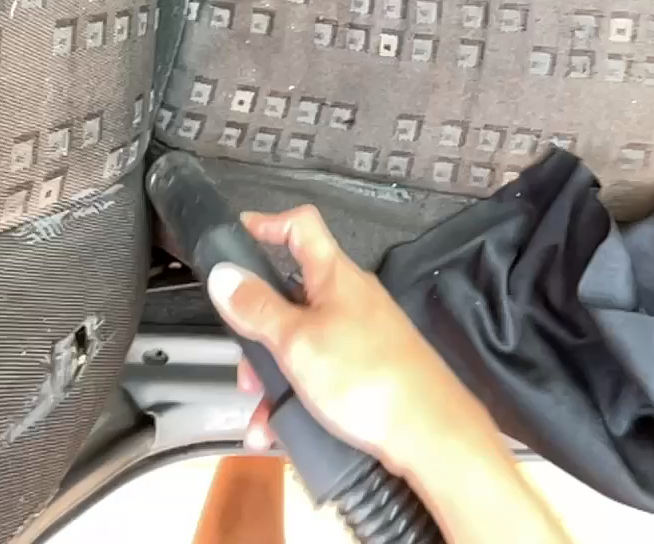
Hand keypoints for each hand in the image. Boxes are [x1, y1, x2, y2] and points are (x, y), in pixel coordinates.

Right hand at [205, 206, 504, 479]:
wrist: (429, 432)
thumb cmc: (367, 376)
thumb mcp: (298, 341)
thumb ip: (258, 308)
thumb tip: (224, 273)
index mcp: (334, 274)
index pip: (302, 226)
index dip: (268, 222)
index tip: (237, 232)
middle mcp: (348, 296)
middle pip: (290, 296)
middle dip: (259, 334)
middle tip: (246, 371)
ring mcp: (359, 331)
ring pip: (300, 342)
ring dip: (274, 378)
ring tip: (261, 417)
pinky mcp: (366, 366)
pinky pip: (319, 372)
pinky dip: (296, 397)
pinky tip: (281, 429)